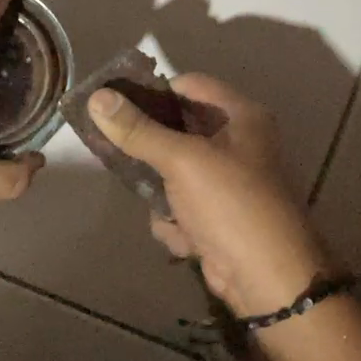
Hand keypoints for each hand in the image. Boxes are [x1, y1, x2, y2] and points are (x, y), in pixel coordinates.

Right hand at [87, 74, 331, 314]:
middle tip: (114, 151)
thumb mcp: (181, 160)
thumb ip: (137, 130)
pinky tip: (183, 236)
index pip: (188, 86)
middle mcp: (235, 143)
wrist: (264, 274)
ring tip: (161, 206)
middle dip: (148, 149)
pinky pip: (177, 206)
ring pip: (168, 172)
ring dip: (159, 193)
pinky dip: (174, 221)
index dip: (152, 92)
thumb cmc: (230, 203)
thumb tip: (96, 98)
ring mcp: (224, 182)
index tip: (113, 105)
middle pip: (175, 130)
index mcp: (240, 117)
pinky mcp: (213, 215)